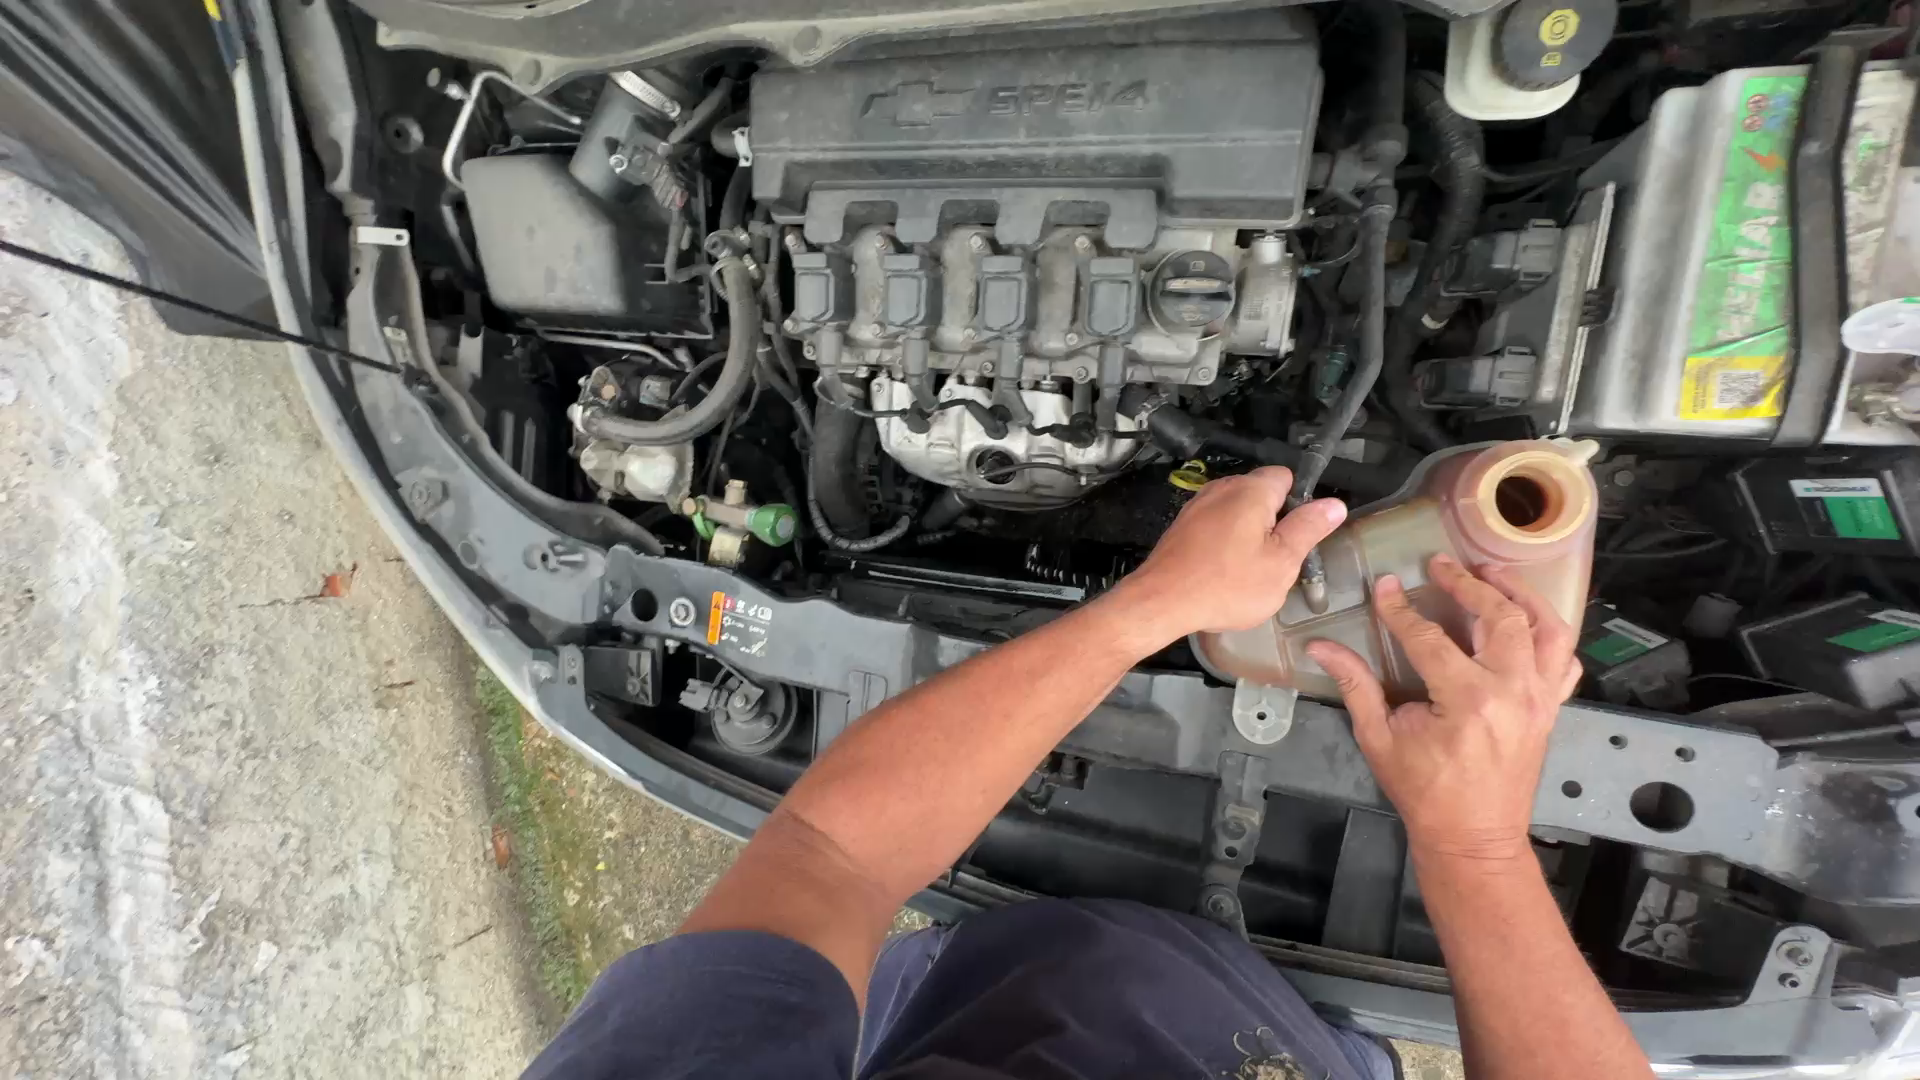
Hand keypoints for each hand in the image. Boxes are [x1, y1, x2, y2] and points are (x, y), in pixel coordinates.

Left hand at [1109, 465, 1347, 645]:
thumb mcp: (1281, 562)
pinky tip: (1223, 571)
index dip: (1299, 503)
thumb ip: (1308, 528)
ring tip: (1249, 570)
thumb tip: (1334, 503)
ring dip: (1248, 535)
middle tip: (1277, 558)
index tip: (1299, 533)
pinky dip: (1224, 543)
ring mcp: (1197, 506)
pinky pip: (1214, 527)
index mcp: (1250, 490)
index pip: (1286, 477)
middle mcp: (1220, 489)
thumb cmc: (1226, 585)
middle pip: (1261, 494)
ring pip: (1236, 513)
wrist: (1161, 602)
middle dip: (1273, 521)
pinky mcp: (1182, 527)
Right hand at [1305, 554, 1579, 866]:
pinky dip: (1549, 633)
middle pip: (1500, 619)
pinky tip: (1526, 619)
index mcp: (1467, 700)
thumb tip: (1319, 646)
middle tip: (1441, 564)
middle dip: (1469, 584)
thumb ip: (1355, 684)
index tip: (1384, 586)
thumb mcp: (1377, 736)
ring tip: (1494, 572)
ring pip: (1547, 631)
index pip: (1428, 637)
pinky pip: (1565, 661)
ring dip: (1521, 595)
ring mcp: (1540, 700)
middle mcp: (1513, 693)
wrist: (1473, 836)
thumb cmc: (1421, 788)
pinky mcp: (1551, 709)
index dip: (1401, 609)